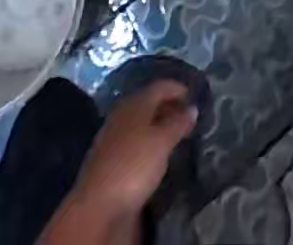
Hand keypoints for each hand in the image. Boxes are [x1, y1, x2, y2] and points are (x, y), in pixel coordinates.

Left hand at [71, 79, 198, 216]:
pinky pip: (137, 139)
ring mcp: (115, 136)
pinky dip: (151, 140)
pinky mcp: (113, 158)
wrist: (98, 205)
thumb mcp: (161, 142)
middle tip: (190, 115)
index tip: (194, 95)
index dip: (177, 88)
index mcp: (134, 103)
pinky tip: (159, 152)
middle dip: (169, 105)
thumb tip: (191, 107)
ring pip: (142, 122)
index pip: (158, 86)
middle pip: (149, 102)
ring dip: (160, 124)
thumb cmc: (134, 165)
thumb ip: (177, 123)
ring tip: (180, 134)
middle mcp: (123, 114)